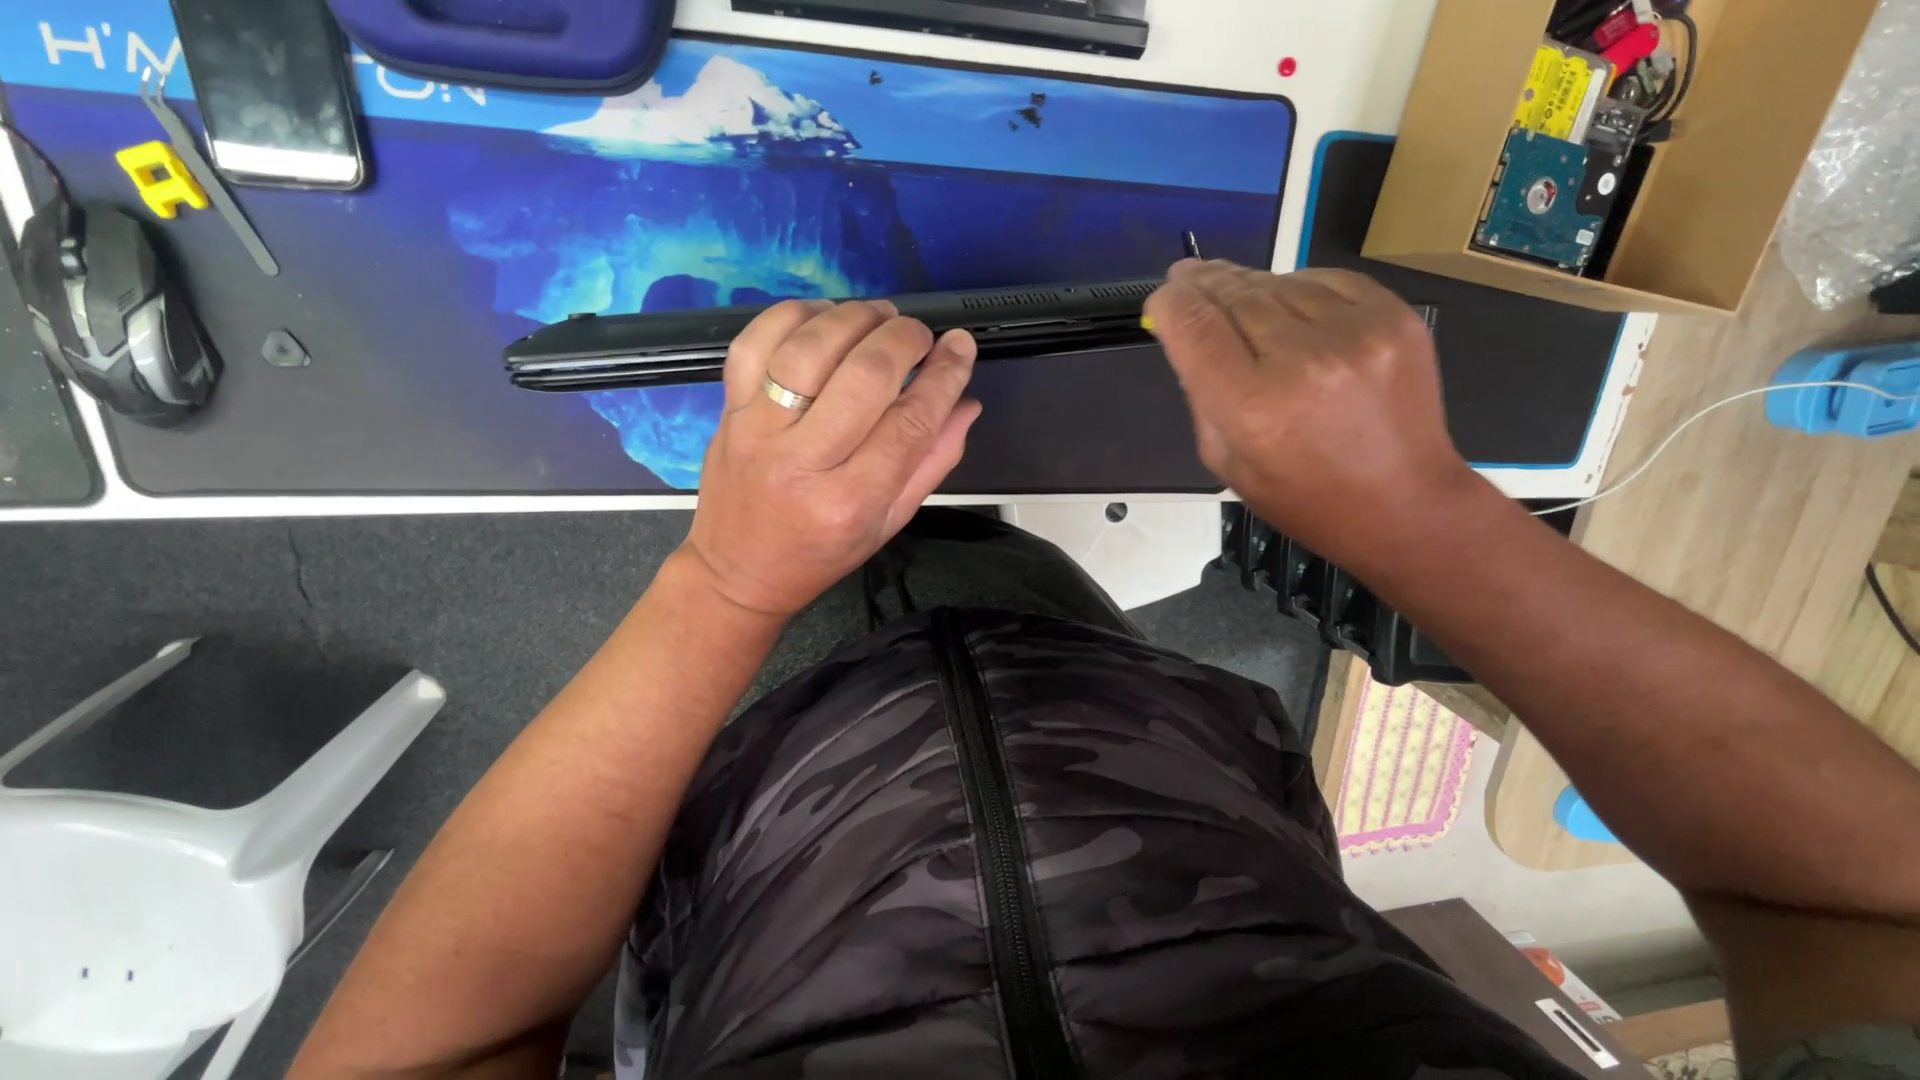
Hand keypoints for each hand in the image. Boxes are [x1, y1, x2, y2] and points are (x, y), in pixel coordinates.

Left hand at [679, 299, 981, 618]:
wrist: (736, 571)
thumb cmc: (819, 554)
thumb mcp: (889, 523)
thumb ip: (933, 460)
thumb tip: (967, 402)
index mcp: (851, 501)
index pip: (910, 422)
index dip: (945, 375)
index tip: (960, 346)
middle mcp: (802, 462)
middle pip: (863, 377)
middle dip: (903, 339)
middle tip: (919, 334)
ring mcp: (757, 431)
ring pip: (809, 349)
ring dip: (853, 318)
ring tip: (879, 317)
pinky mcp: (728, 409)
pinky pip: (754, 342)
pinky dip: (793, 315)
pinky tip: (824, 317)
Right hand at [1145, 260, 1476, 562]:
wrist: (1403, 503)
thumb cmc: (1303, 496)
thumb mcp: (1226, 461)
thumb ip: (1201, 396)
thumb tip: (1189, 336)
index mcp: (1252, 406)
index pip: (1194, 325)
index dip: (1169, 304)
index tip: (1162, 302)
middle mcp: (1302, 360)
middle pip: (1233, 294)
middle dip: (1203, 285)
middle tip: (1188, 276)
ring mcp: (1355, 333)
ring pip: (1279, 281)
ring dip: (1251, 286)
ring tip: (1237, 296)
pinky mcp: (1394, 317)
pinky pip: (1326, 280)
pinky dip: (1299, 287)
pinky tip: (1289, 304)